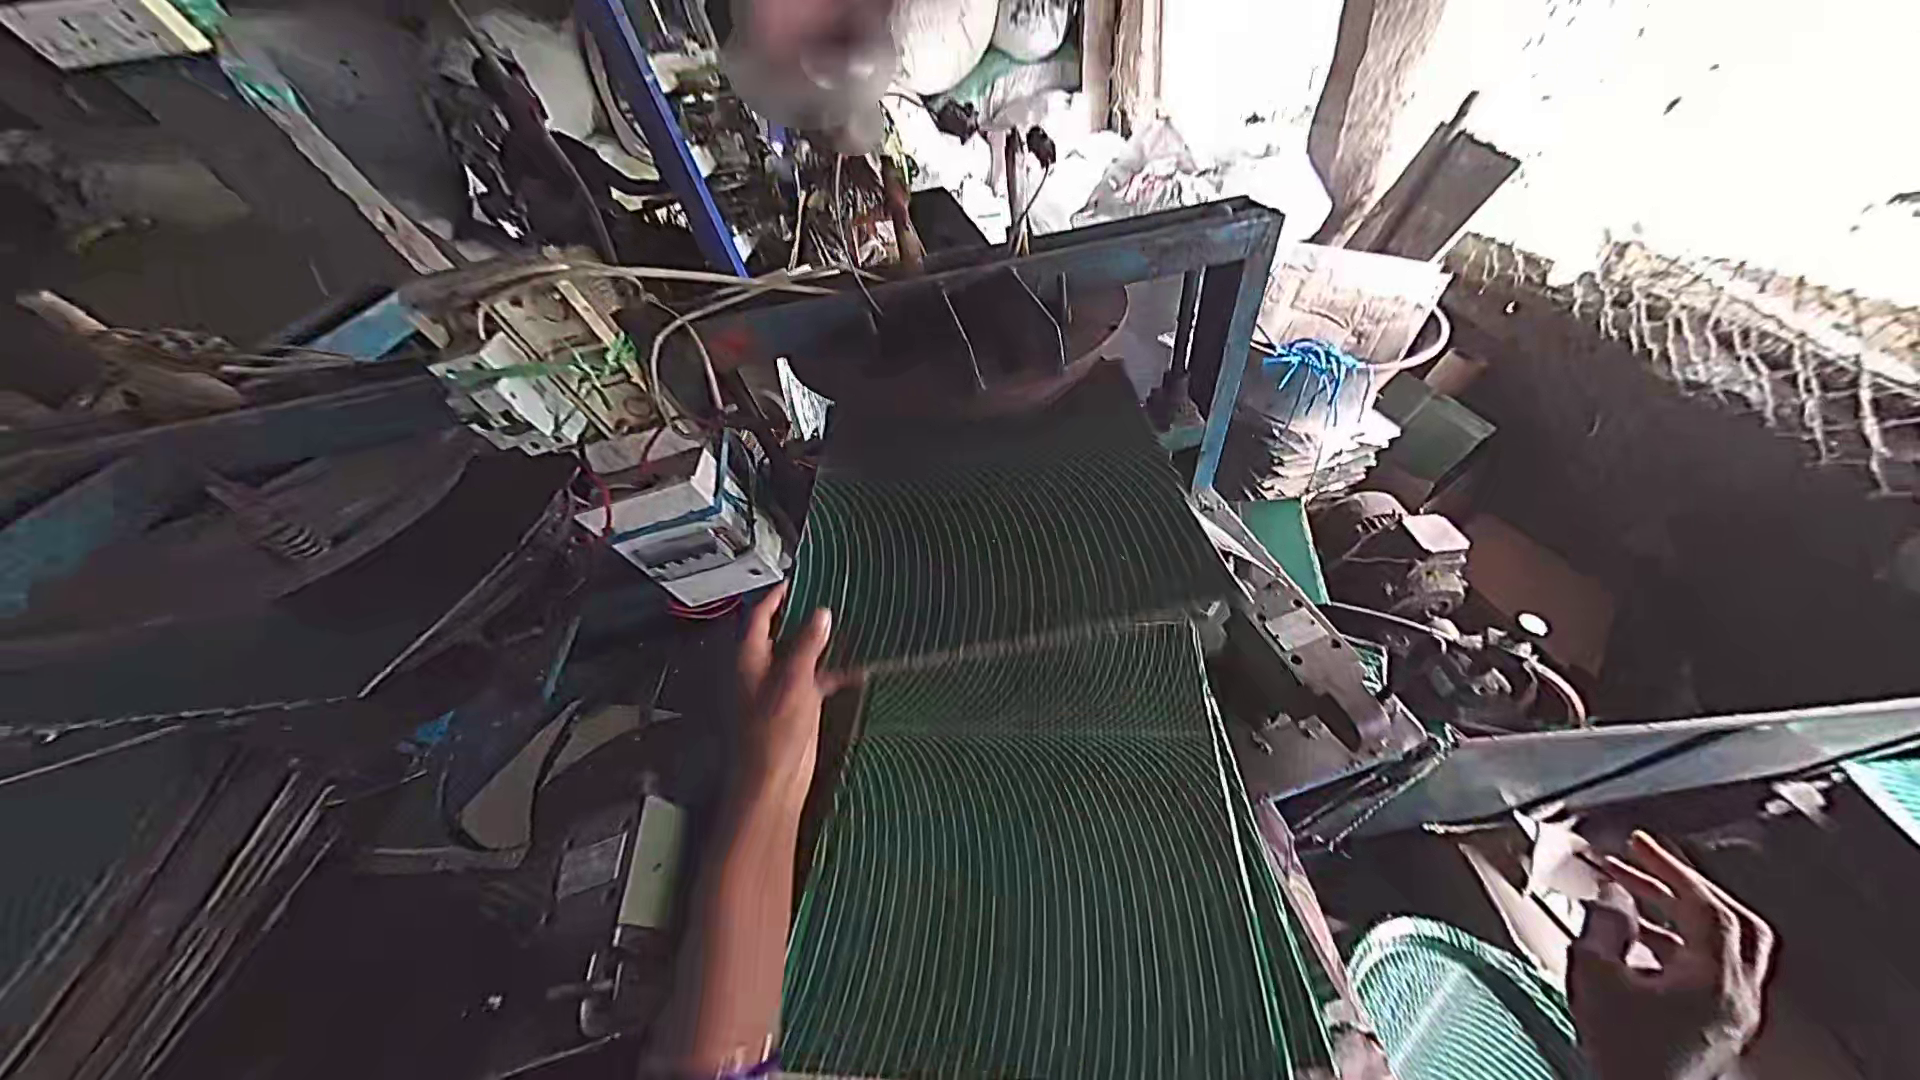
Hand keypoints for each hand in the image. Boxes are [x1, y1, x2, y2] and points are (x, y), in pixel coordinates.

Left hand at [736, 584, 853, 802]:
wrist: (775, 778)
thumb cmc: (770, 734)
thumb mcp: (794, 680)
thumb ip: (808, 644)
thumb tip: (820, 615)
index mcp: (750, 659)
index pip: (759, 616)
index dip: (775, 596)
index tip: (793, 580)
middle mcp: (762, 670)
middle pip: (780, 633)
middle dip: (802, 617)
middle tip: (824, 598)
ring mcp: (779, 688)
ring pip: (801, 655)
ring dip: (820, 643)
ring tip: (844, 626)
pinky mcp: (796, 704)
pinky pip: (816, 679)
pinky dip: (833, 671)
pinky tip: (855, 668)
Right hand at [1569, 831, 1774, 1079]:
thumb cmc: (1618, 1039)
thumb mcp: (1593, 968)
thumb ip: (1604, 924)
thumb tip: (1610, 894)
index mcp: (1715, 981)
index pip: (1707, 908)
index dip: (1670, 867)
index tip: (1637, 842)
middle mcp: (1736, 993)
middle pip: (1731, 923)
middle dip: (1681, 882)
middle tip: (1640, 855)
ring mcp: (1730, 1006)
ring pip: (1719, 941)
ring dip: (1672, 905)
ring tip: (1624, 886)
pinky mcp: (1714, 1014)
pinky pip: (1705, 959)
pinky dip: (1669, 931)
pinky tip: (1630, 927)